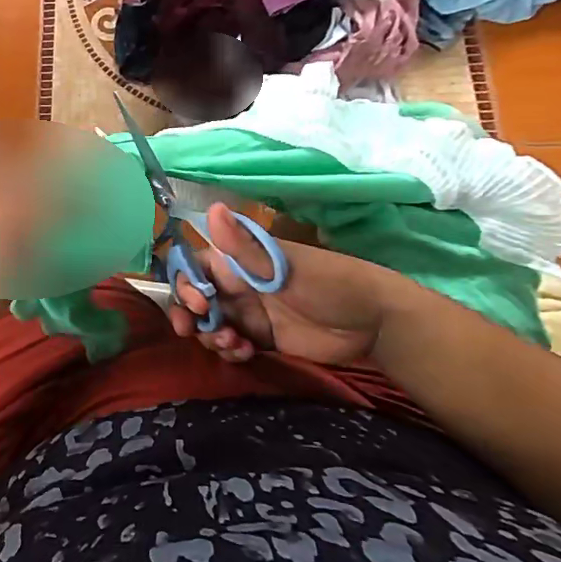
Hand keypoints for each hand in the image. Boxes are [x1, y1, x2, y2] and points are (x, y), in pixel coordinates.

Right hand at [168, 203, 399, 365]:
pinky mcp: (264, 338)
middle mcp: (242, 284)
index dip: (186, 284)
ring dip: (213, 337)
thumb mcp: (286, 268)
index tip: (198, 305)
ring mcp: (253, 312)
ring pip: (213, 325)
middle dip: (191, 317)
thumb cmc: (332, 284)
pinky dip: (231, 351)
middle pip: (198, 299)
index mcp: (244, 260)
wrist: (373, 322)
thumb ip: (244, 248)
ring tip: (235, 344)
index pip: (198, 267)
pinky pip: (233, 345)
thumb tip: (211, 208)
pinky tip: (246, 352)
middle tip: (197, 332)